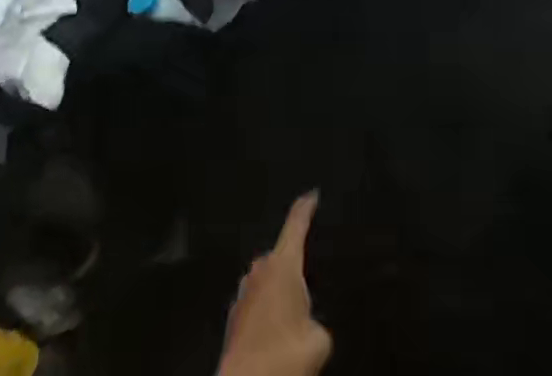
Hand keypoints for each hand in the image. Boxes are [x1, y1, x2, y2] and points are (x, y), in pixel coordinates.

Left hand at [217, 192, 331, 375]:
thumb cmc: (286, 356)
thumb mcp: (320, 338)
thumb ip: (317, 321)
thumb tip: (309, 326)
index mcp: (283, 265)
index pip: (296, 225)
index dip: (305, 208)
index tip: (312, 195)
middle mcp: (259, 273)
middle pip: (280, 255)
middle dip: (293, 263)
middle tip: (311, 279)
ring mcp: (242, 296)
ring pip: (266, 280)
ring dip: (278, 288)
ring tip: (295, 311)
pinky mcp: (232, 321)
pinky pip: (256, 302)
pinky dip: (267, 309)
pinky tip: (277, 332)